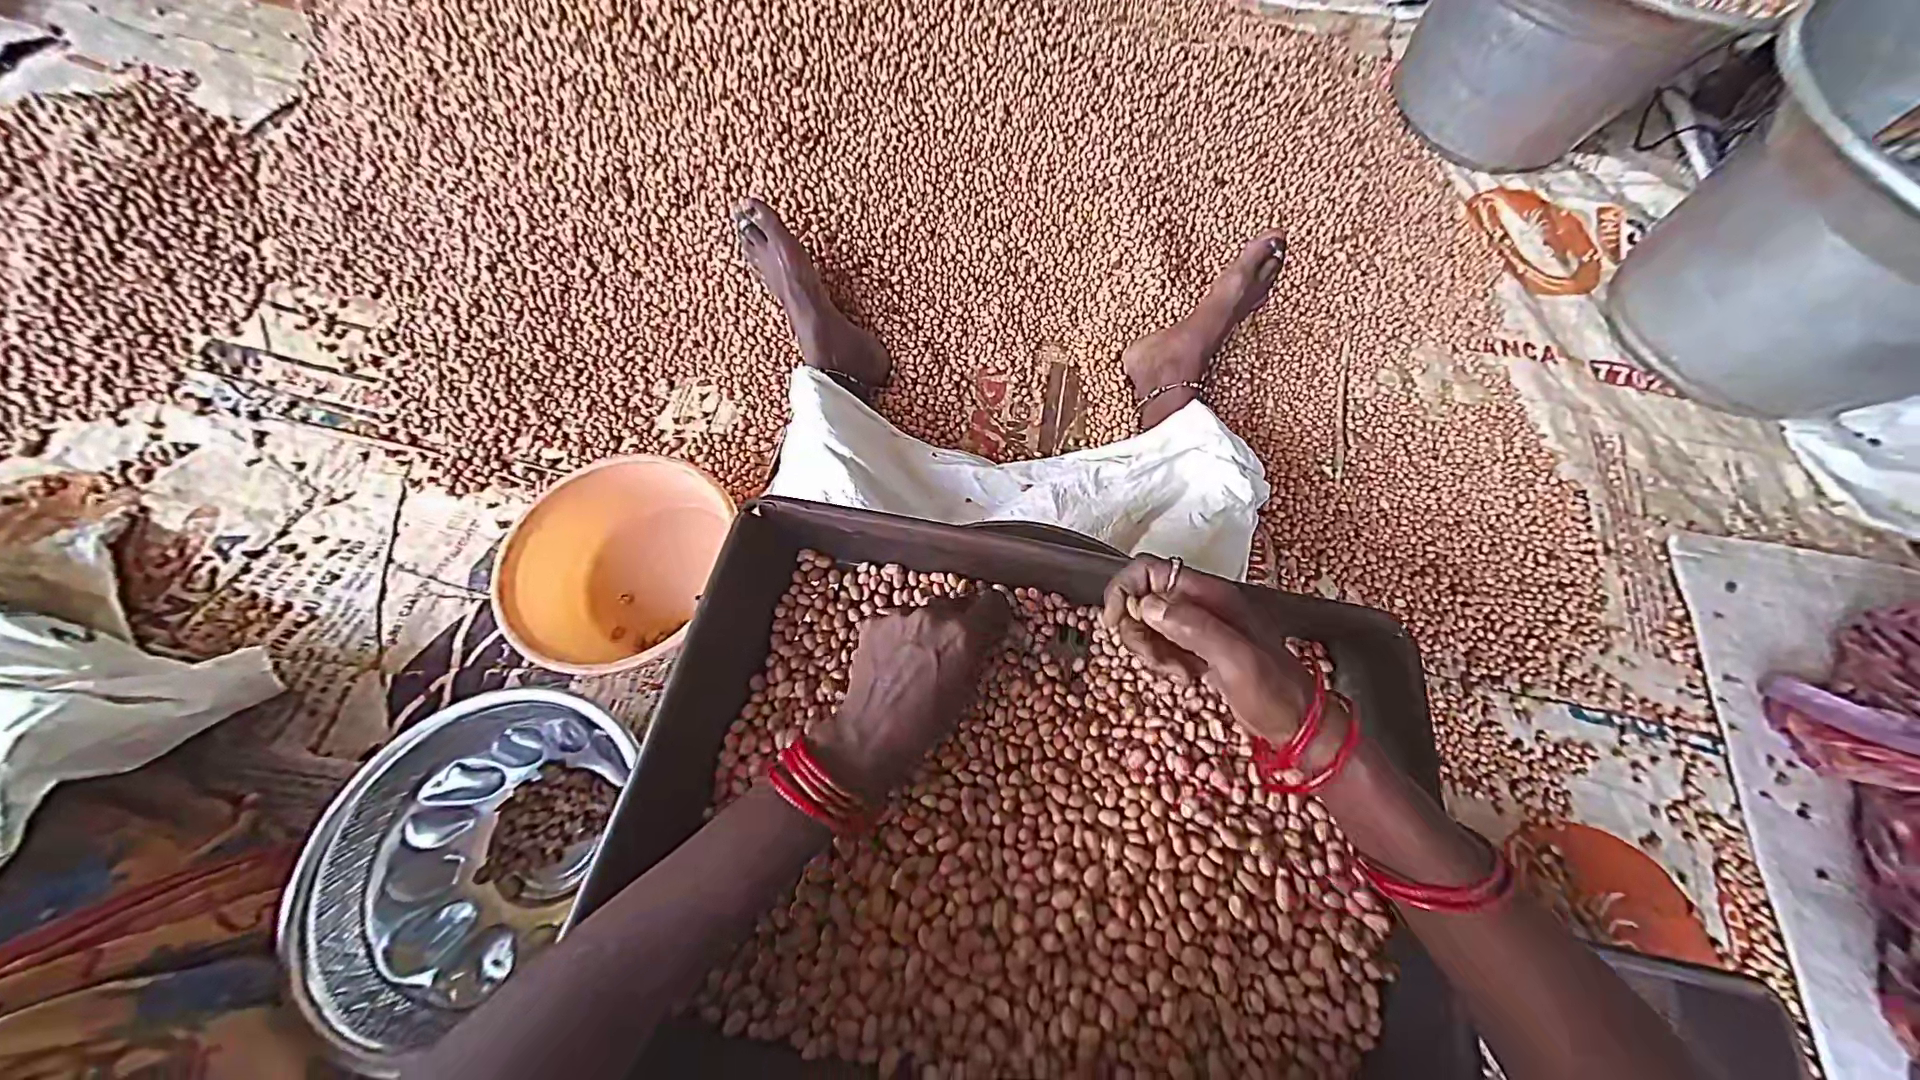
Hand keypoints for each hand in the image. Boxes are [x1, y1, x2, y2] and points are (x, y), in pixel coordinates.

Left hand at [809, 589, 1011, 801]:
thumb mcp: (966, 692)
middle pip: (957, 604)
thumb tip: (982, 641)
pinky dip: (900, 635)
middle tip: (951, 650)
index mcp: (964, 635)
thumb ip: (977, 656)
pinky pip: (897, 620)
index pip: (993, 602)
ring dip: (928, 628)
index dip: (994, 615)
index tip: (990, 625)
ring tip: (917, 659)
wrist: (872, 734)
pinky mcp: (875, 622)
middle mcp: (934, 616)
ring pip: (926, 612)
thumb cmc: (925, 724)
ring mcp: (901, 616)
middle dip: (959, 623)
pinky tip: (894, 660)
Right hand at [1100, 556, 1319, 744]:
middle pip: (1142, 599)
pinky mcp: (1194, 647)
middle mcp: (1199, 603)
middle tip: (1158, 660)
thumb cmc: (1273, 691)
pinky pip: (1159, 645)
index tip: (1117, 622)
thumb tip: (1147, 605)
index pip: (1149, 569)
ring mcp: (1196, 626)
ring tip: (1180, 673)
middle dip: (1138, 631)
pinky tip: (1186, 677)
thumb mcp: (1236, 659)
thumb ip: (1193, 627)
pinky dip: (1161, 662)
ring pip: (1147, 624)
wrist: (1296, 723)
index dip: (1125, 590)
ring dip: (1150, 651)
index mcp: (1210, 594)